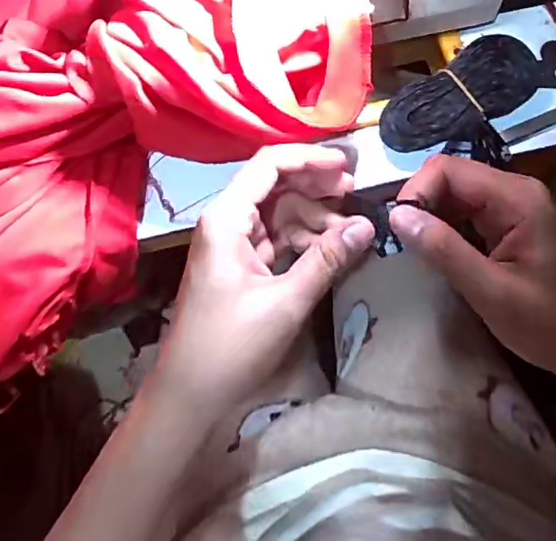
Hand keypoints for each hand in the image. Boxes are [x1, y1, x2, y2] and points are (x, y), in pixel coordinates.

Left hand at [148, 145, 373, 412]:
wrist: (188, 397)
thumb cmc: (230, 347)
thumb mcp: (285, 302)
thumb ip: (327, 259)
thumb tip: (367, 225)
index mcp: (227, 217)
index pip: (269, 164)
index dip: (310, 158)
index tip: (346, 166)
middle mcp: (226, 219)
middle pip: (275, 183)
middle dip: (315, 184)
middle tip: (353, 190)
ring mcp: (232, 241)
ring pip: (278, 210)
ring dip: (313, 214)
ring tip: (348, 226)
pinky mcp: (240, 262)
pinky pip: (275, 235)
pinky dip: (302, 237)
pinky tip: (329, 246)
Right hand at [390, 154, 555, 389]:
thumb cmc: (550, 326)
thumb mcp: (492, 293)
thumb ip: (444, 250)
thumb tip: (397, 215)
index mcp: (517, 198)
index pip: (449, 169)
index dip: (417, 191)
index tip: (398, 228)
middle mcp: (516, 189)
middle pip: (451, 175)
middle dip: (421, 202)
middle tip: (403, 241)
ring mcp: (515, 203)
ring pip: (456, 190)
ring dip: (431, 213)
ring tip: (416, 247)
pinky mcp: (511, 219)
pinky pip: (468, 207)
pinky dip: (446, 223)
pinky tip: (438, 249)